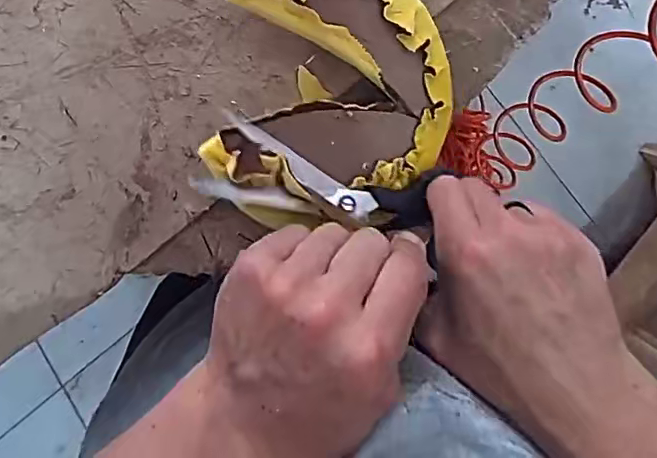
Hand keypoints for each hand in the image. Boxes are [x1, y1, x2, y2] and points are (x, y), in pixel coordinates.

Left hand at [104, 223, 427, 457]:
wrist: (242, 425)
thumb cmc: (318, 413)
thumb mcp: (383, 386)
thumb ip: (403, 316)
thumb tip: (413, 246)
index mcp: (368, 346)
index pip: (408, 262)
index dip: (407, 257)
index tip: (399, 260)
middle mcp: (327, 311)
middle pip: (371, 239)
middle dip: (368, 258)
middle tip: (354, 284)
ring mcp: (285, 286)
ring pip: (333, 231)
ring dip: (332, 253)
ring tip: (319, 285)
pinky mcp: (252, 269)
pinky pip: (295, 232)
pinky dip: (297, 251)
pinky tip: (292, 281)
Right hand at [417, 177, 656, 457]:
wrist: (580, 391)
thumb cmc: (504, 372)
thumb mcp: (440, 338)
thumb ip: (420, 284)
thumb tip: (415, 252)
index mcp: (467, 249)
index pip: (444, 186)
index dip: (438, 200)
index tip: (441, 218)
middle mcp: (506, 229)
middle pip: (475, 185)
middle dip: (467, 207)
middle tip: (473, 238)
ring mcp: (546, 229)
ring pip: (510, 205)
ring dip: (504, 224)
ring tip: (514, 262)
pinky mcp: (575, 234)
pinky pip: (543, 219)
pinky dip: (535, 236)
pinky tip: (542, 270)